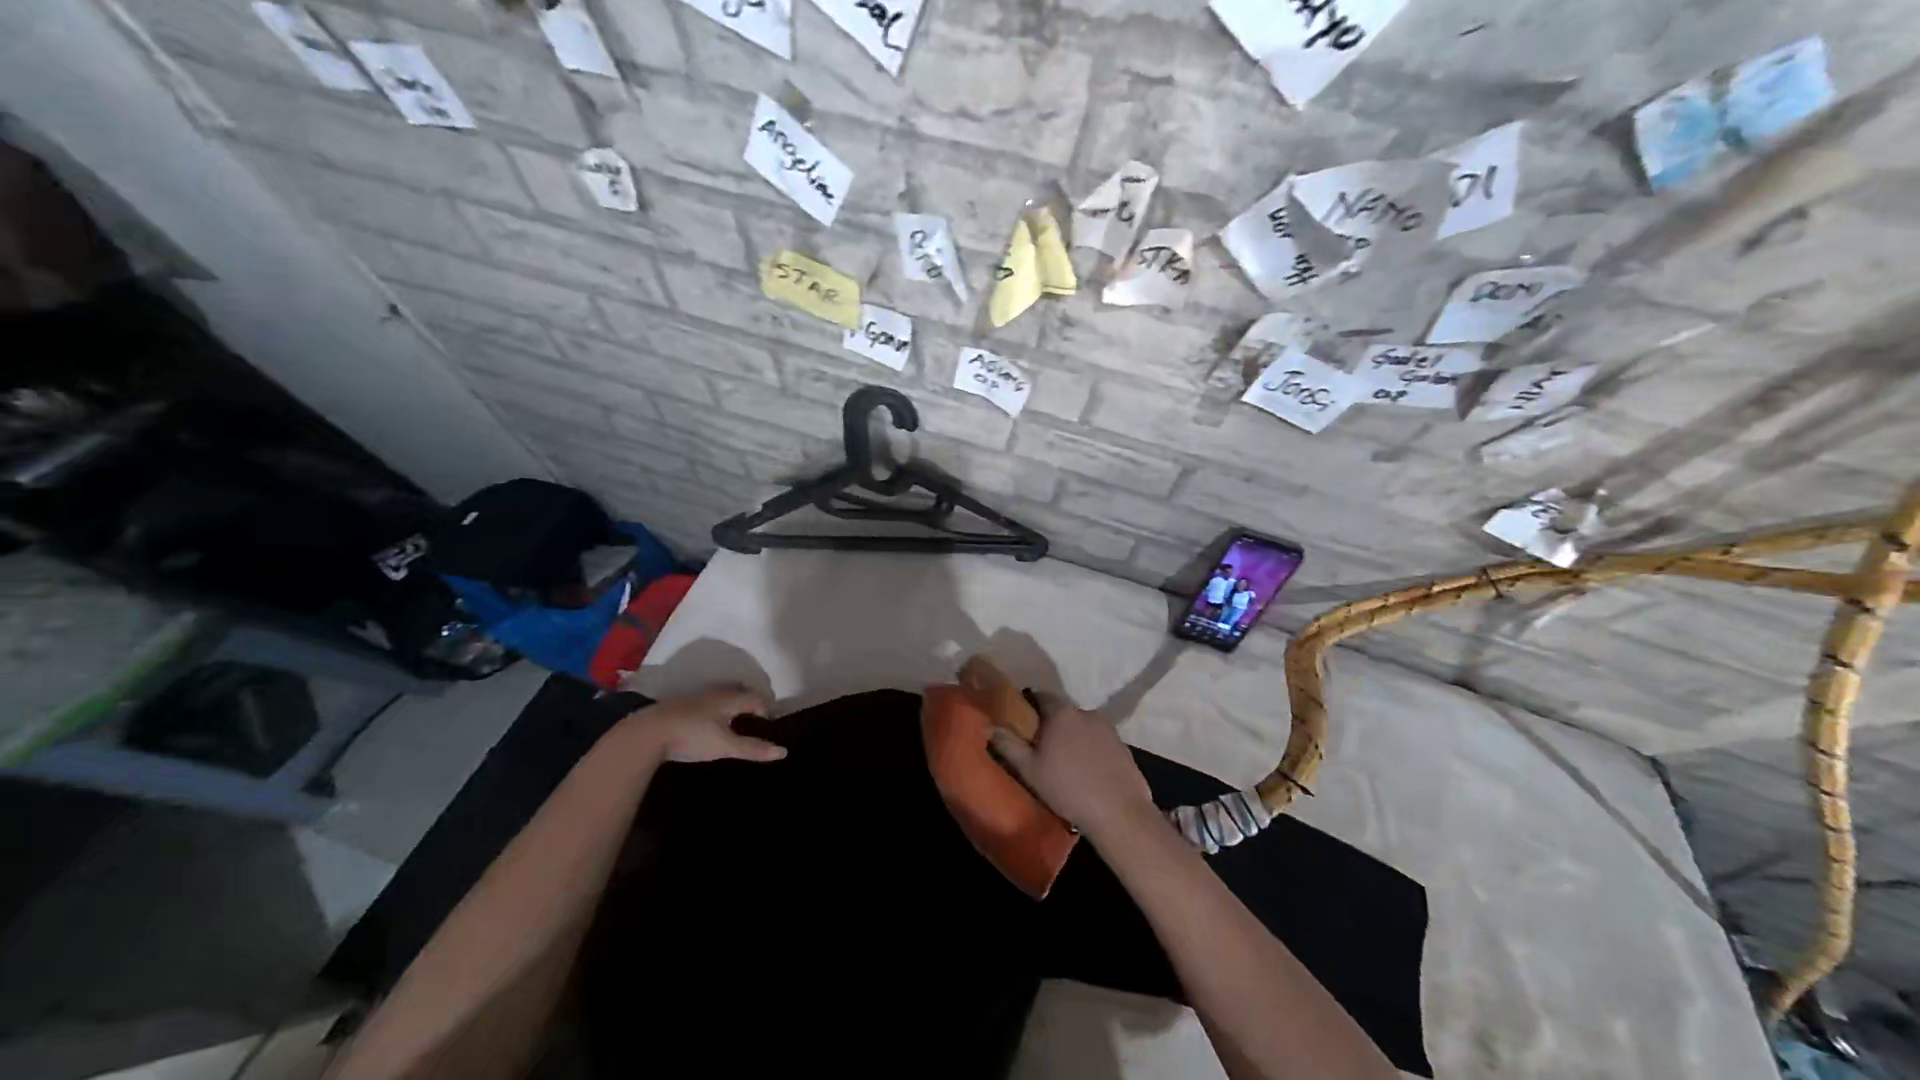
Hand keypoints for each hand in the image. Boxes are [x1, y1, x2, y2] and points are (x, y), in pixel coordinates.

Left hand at [619, 688, 783, 763]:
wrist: (646, 732)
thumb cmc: (692, 735)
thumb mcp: (725, 745)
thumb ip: (752, 748)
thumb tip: (783, 751)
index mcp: (728, 700)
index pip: (754, 698)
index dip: (767, 707)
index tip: (773, 719)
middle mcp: (712, 696)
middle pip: (737, 693)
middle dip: (749, 702)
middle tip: (757, 716)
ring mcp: (692, 701)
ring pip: (718, 699)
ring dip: (730, 707)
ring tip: (734, 721)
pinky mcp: (676, 710)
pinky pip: (702, 707)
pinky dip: (712, 713)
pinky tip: (706, 725)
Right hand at [988, 695, 1153, 838]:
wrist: (1118, 813)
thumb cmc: (1066, 788)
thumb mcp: (1028, 770)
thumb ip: (1007, 744)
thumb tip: (989, 726)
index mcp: (1061, 712)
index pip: (1040, 696)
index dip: (1029, 707)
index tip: (1022, 725)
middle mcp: (1086, 712)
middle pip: (1062, 713)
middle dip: (1051, 726)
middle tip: (1041, 750)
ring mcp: (1109, 729)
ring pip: (1082, 728)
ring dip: (1073, 739)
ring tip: (1065, 766)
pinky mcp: (1123, 747)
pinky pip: (1099, 743)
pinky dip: (1091, 752)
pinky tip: (1087, 774)